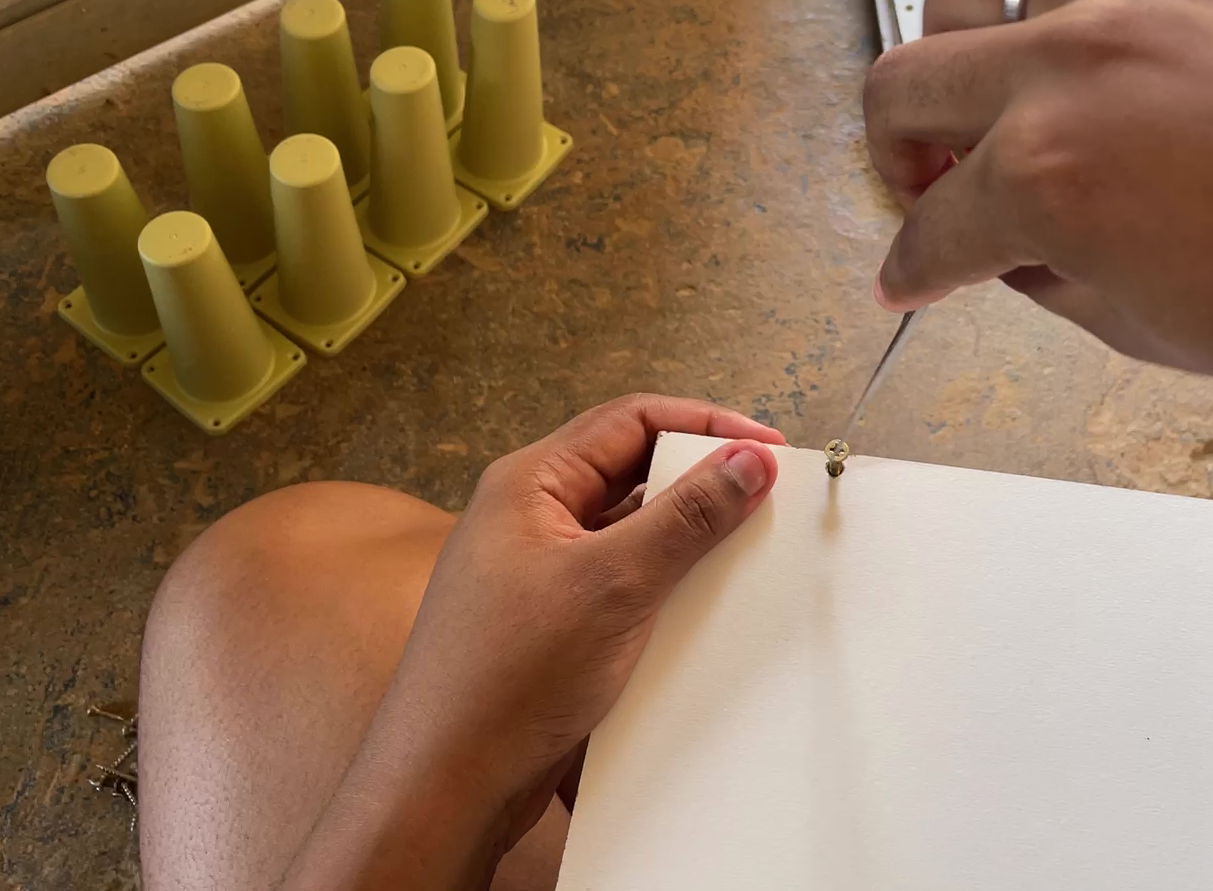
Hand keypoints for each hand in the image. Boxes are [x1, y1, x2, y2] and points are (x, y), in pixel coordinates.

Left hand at [281, 395, 782, 889]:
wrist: (445, 793)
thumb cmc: (511, 677)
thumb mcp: (614, 583)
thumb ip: (689, 515)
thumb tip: (753, 459)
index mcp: (532, 482)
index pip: (632, 419)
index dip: (705, 423)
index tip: (766, 445)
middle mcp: (537, 512)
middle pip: (634, 465)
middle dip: (700, 472)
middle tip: (763, 487)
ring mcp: (547, 562)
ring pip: (634, 519)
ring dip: (689, 523)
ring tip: (746, 534)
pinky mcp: (562, 608)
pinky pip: (628, 566)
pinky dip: (670, 567)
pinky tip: (708, 586)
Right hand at [862, 0, 1212, 408]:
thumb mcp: (1122, 323)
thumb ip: (1027, 271)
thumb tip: (984, 244)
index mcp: (1040, 182)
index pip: (927, 232)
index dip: (905, 271)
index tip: (902, 283)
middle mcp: (1063, 70)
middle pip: (898, 86)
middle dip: (891, 154)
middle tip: (929, 189)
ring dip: (964, 64)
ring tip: (1008, 111)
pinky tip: (1088, 48)